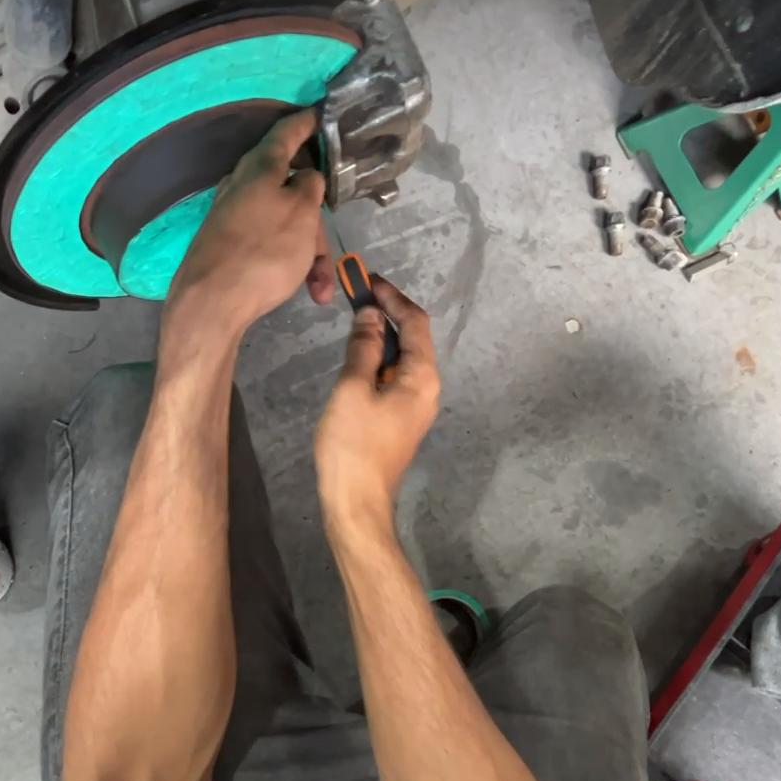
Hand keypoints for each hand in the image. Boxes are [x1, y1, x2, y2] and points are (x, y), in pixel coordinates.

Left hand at [164, 110, 334, 334]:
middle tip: (328, 252)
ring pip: (281, 226)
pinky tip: (300, 290)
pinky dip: (286, 265)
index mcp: (259, 166)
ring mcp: (230, 218)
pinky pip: (266, 247)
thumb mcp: (302, 213)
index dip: (308, 123)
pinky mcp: (225, 248)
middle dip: (315, 222)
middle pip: (289, 190)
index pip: (287, 132)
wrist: (209, 304)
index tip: (322, 116)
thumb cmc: (263, 252)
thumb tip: (305, 176)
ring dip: (306, 254)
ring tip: (318, 288)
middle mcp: (240, 186)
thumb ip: (310, 185)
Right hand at [314, 279, 438, 531]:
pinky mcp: (401, 422)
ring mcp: (416, 408)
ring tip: (353, 326)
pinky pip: (394, 380)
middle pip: (413, 339)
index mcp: (422, 377)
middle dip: (387, 315)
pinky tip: (357, 363)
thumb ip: (363, 347)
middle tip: (356, 298)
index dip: (392, 297)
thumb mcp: (352, 388)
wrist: (357, 501)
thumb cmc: (353, 444)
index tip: (367, 279)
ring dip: (381, 339)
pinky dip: (378, 363)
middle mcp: (428, 389)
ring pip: (403, 361)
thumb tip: (370, 315)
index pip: (415, 322)